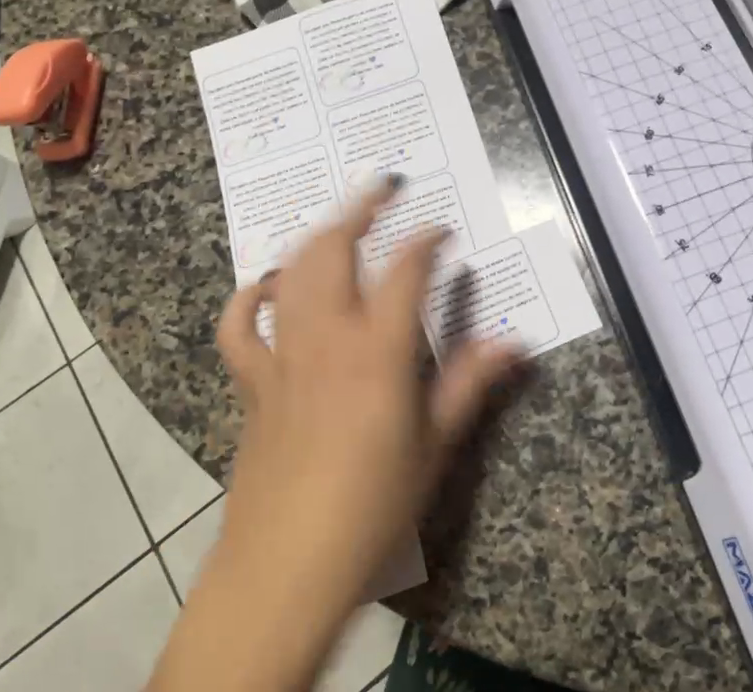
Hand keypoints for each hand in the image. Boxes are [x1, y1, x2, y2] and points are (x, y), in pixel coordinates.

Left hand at [214, 176, 522, 597]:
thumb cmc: (374, 505)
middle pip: (333, 249)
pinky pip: (238, 325)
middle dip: (358, 209)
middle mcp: (326, 338)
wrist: (288, 561)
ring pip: (288, 273)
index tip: (443, 231)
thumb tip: (514, 342)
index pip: (405, 270)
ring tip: (338, 223)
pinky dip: (250, 296)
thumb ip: (470, 384)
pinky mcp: (252, 381)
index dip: (426, 240)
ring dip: (313, 238)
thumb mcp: (435, 445)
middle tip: (383, 191)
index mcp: (378, 351)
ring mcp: (281, 356)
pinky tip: (267, 287)